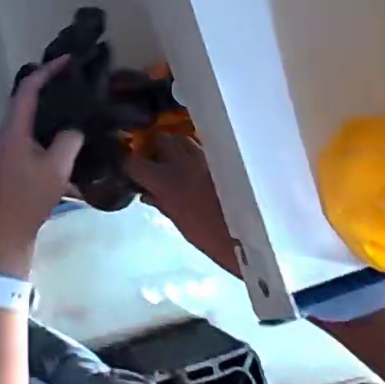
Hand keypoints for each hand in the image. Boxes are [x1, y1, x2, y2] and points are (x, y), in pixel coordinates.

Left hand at [0, 57, 83, 277]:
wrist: (11, 224)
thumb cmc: (31, 196)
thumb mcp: (57, 168)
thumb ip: (69, 140)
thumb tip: (75, 126)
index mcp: (14, 128)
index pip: (28, 89)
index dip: (46, 71)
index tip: (66, 60)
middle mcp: (8, 130)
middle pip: (24, 96)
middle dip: (45, 80)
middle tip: (71, 73)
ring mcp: (9, 142)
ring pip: (26, 111)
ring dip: (45, 98)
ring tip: (70, 92)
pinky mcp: (14, 153)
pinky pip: (28, 124)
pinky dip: (44, 115)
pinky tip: (62, 122)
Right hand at [123, 134, 240, 277]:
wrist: (259, 245)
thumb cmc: (211, 239)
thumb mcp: (180, 223)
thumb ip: (161, 203)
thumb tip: (146, 193)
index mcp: (165, 181)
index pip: (133, 161)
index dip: (126, 161)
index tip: (125, 164)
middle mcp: (183, 163)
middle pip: (161, 138)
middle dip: (155, 146)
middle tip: (155, 159)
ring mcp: (207, 158)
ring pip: (184, 138)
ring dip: (177, 146)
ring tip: (179, 159)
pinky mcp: (227, 160)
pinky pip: (205, 147)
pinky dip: (198, 152)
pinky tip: (201, 165)